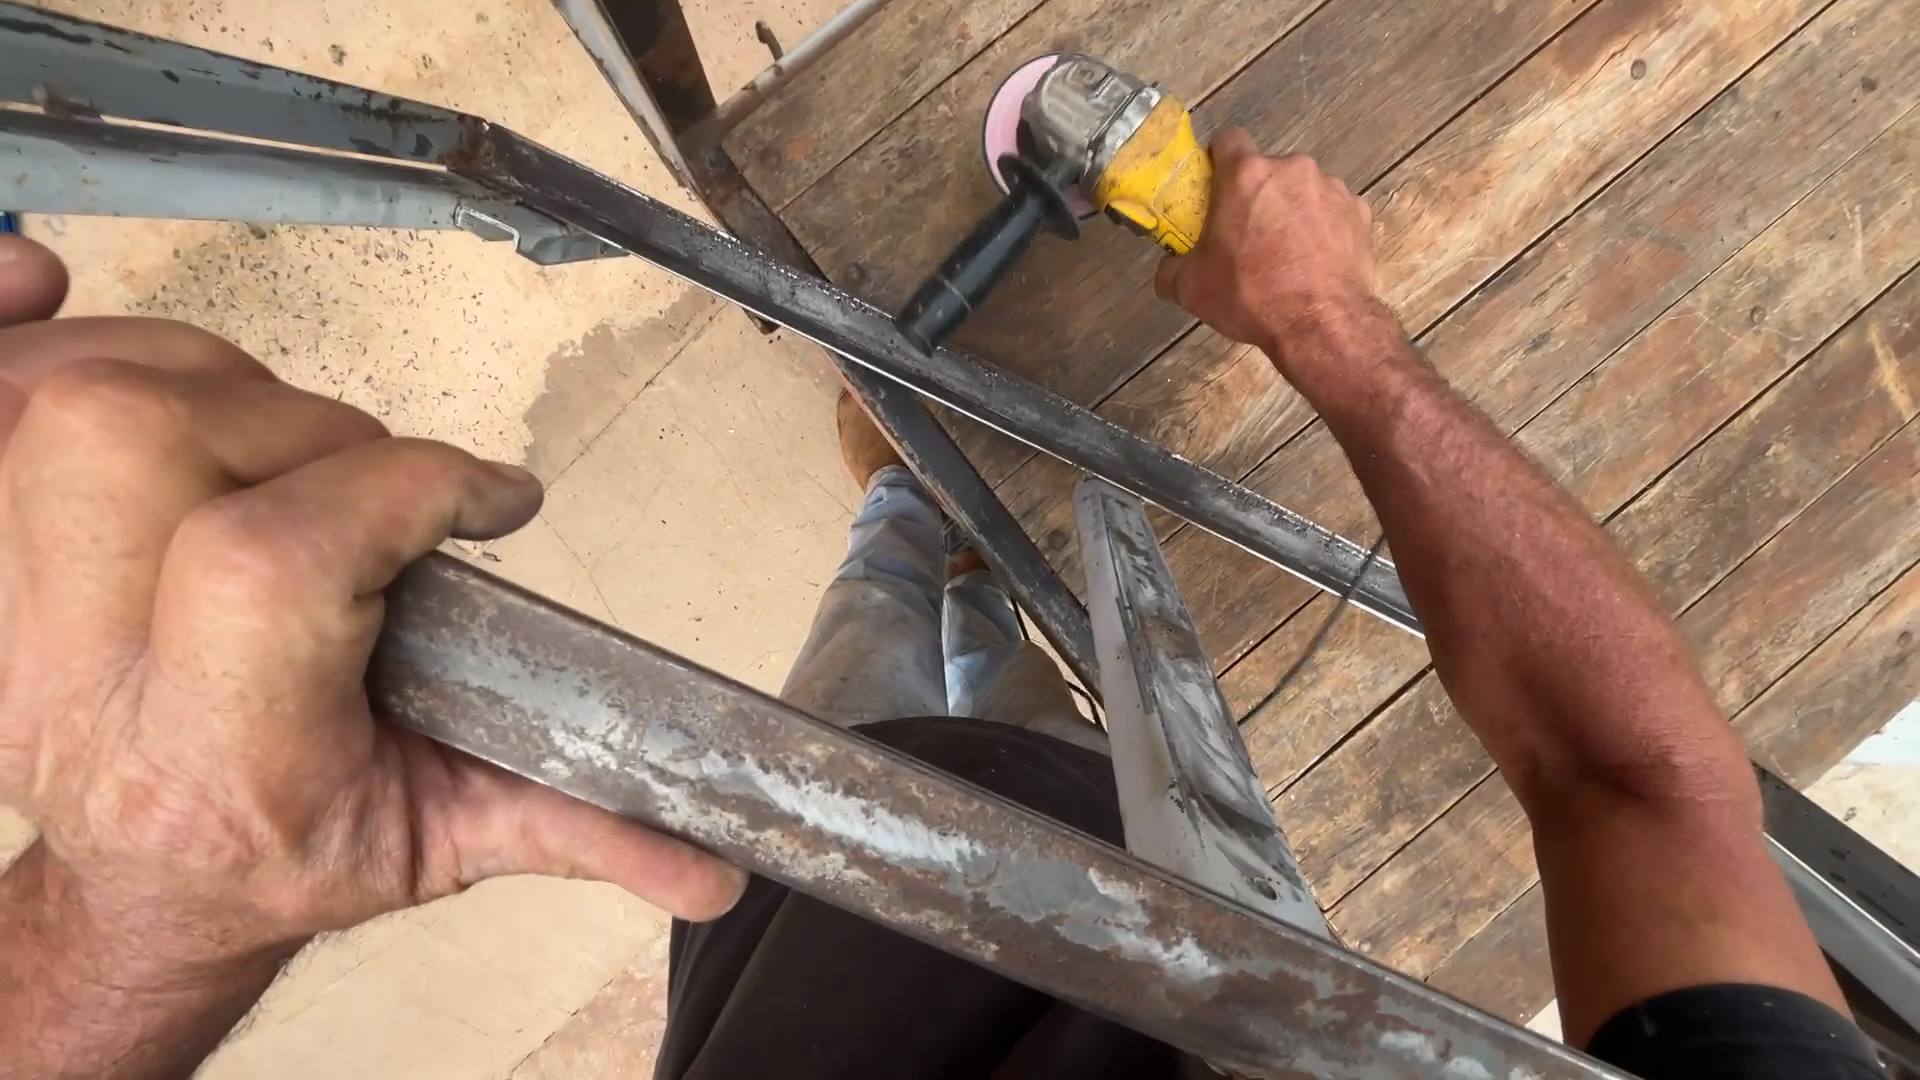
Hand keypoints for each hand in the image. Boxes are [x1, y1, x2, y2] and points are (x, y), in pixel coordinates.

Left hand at [0, 236, 744, 987]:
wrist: (160, 879)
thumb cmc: (316, 852)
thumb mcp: (470, 844)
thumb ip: (598, 841)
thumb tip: (720, 875)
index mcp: (235, 750)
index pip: (276, 559)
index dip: (410, 488)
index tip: (496, 498)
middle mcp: (86, 675)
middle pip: (141, 442)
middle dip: (310, 427)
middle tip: (385, 475)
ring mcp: (5, 609)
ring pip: (69, 398)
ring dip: (217, 380)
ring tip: (306, 442)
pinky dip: (1, 316)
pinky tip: (47, 283)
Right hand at [1154, 130, 1379, 362]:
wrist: (1318, 323)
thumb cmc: (1248, 296)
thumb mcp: (1190, 289)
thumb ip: (1171, 270)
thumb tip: (1169, 269)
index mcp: (1246, 177)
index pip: (1228, 141)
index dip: (1217, 162)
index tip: (1213, 190)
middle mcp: (1292, 169)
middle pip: (1266, 173)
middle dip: (1254, 198)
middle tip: (1244, 240)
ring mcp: (1331, 188)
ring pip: (1300, 193)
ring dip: (1289, 215)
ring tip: (1283, 258)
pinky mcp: (1359, 212)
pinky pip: (1330, 214)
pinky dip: (1320, 232)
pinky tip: (1312, 265)